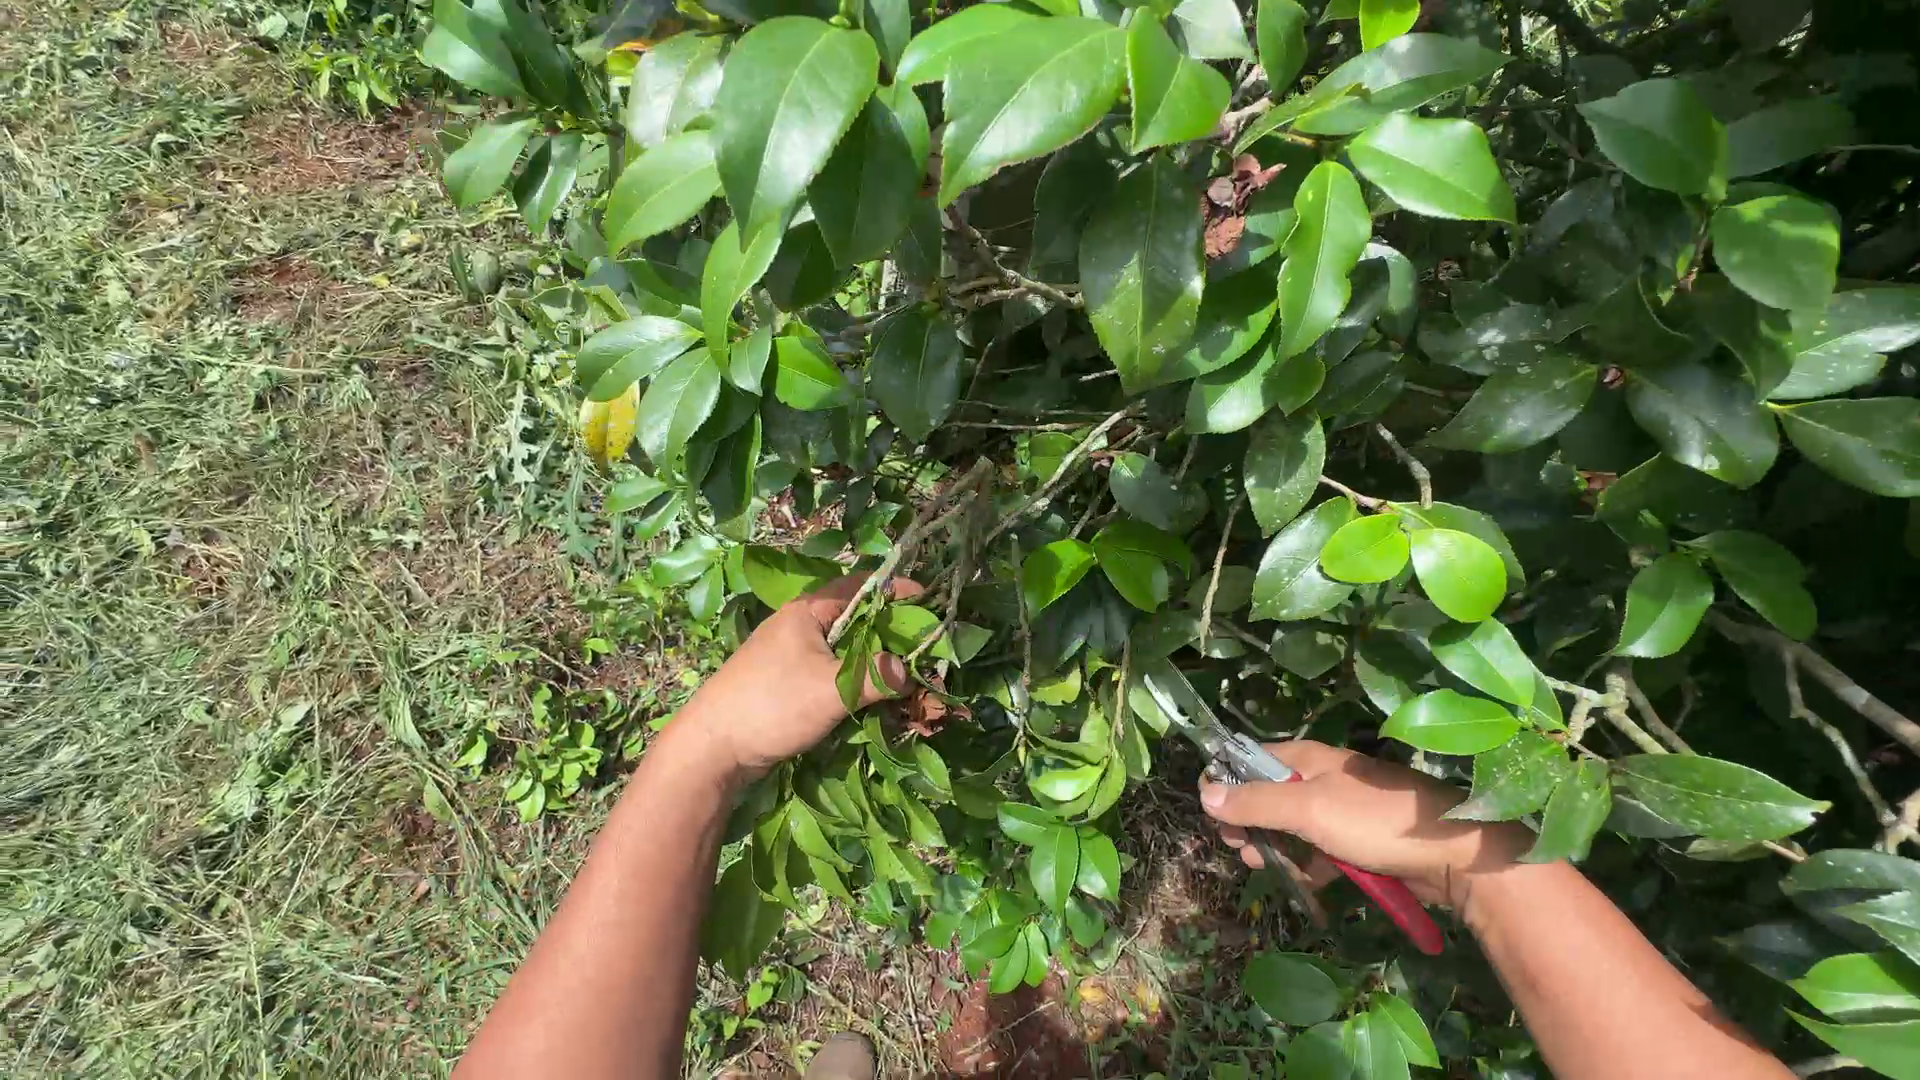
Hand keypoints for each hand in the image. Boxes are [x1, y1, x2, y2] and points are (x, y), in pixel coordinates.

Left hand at [671, 574, 918, 783]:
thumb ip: (876, 677)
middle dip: (891, 631)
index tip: (928, 599)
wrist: (711, 748)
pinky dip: (854, 679)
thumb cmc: (772, 705)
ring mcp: (791, 653)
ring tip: (904, 675)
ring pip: (844, 648)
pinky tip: (870, 698)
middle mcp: (800, 625)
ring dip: (873, 660)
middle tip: (922, 646)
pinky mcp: (786, 681)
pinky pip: (830, 670)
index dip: (896, 590)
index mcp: (809, 611)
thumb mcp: (832, 689)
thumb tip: (910, 670)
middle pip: (856, 618)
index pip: (862, 586)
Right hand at [1199, 740, 1530, 908]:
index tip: (1213, 815)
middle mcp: (1317, 778)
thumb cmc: (1376, 821)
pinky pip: (1318, 848)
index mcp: (1303, 759)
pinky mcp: (1357, 840)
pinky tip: (1304, 882)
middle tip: (1240, 850)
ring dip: (1274, 846)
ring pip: (1291, 826)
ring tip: (1265, 867)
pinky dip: (1306, 864)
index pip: (1248, 761)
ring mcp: (1338, 809)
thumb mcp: (1308, 810)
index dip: (1226, 784)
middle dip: (1248, 822)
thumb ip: (1255, 802)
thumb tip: (1203, 793)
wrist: (1458, 855)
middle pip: (1266, 796)